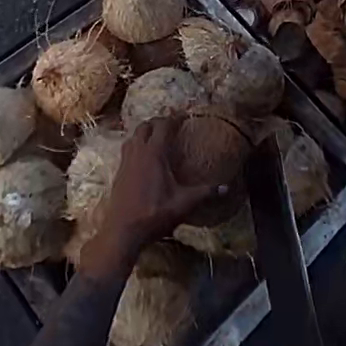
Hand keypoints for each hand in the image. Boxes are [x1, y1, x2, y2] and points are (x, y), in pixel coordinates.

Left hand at [85, 118, 217, 277]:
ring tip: (155, 136)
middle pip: (146, 126)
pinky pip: (127, 149)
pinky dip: (136, 144)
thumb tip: (226, 188)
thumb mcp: (184, 204)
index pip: (164, 126)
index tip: (185, 115)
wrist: (123, 231)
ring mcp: (125, 161)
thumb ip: (205, 193)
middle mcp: (138, 152)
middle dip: (158, 121)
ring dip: (144, 131)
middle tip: (171, 124)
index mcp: (154, 153)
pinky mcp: (119, 172)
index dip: (175, 118)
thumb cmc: (154, 214)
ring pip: (133, 136)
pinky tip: (142, 157)